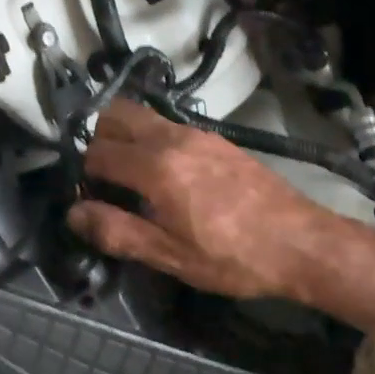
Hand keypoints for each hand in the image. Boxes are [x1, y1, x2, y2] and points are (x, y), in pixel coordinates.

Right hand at [67, 99, 345, 299]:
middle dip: (99, 142)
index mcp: (157, 167)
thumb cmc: (232, 258)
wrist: (299, 242)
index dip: (84, 178)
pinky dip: (154, 142)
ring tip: (133, 182)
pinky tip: (168, 180)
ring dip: (127, 138)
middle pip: (116, 115)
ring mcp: (200, 134)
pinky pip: (171, 127)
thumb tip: (74, 214)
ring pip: (145, 117)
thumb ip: (117, 232)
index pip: (97, 154)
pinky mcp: (219, 140)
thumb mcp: (170, 255)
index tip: (89, 203)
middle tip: (104, 182)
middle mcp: (174, 138)